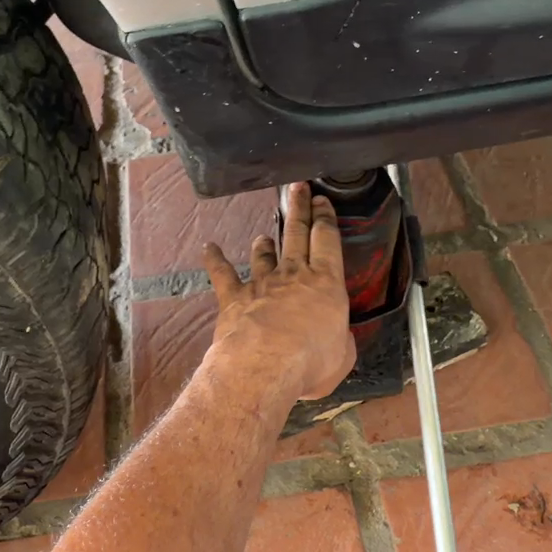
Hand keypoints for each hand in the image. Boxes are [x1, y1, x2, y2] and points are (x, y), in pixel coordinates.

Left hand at [201, 181, 355, 400]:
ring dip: (263, 244)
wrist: (264, 363)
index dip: (325, 217)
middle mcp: (294, 274)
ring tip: (263, 236)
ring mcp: (262, 282)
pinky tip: (209, 248)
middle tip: (298, 188)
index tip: (321, 200)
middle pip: (297, 233)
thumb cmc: (312, 360)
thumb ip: (340, 339)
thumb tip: (337, 338)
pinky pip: (222, 273)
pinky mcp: (234, 295)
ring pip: (263, 254)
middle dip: (299, 208)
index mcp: (326, 282)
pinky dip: (215, 259)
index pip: (327, 240)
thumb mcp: (343, 354)